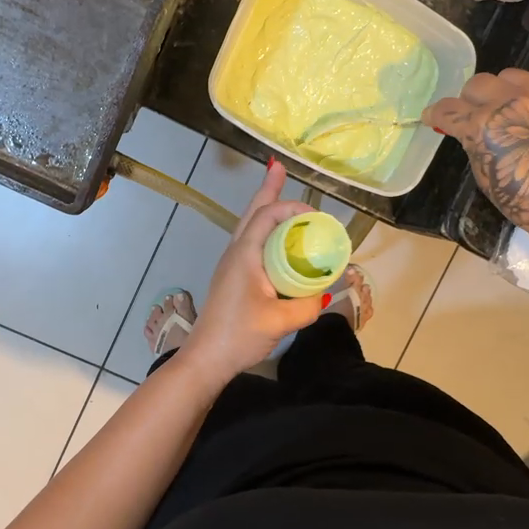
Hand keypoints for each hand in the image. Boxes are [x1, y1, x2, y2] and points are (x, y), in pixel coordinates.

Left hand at [176, 160, 324, 381]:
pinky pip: (252, 246)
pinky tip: (277, 243)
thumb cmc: (239, 335)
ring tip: (280, 195)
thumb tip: (322, 296)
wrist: (206, 359)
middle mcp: (235, 254)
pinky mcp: (233, 280)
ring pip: (250, 229)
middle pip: (253, 214)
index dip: (291, 207)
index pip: (267, 216)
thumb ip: (307, 306)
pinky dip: (266, 234)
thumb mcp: (280, 321)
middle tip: (279, 168)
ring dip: (266, 211)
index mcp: (245, 255)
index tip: (316, 214)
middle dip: (268, 191)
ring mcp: (232, 267)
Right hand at [423, 69, 528, 232]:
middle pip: (476, 84)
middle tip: (471, 115)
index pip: (448, 110)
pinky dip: (525, 98)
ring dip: (498, 91)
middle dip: (468, 100)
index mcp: (480, 126)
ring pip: (507, 77)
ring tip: (502, 109)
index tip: (432, 117)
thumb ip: (474, 144)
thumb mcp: (484, 173)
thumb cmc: (520, 198)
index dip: (435, 114)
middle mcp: (506, 103)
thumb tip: (472, 133)